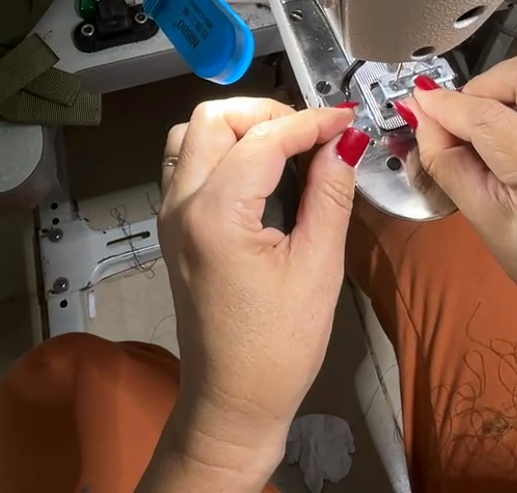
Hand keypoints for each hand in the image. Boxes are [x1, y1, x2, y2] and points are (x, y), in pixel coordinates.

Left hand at [145, 99, 367, 488]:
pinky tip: (254, 166)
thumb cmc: (279, 346)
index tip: (347, 121)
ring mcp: (169, 211)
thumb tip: (346, 140)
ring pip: (192, 132)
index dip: (311, 122)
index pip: (264, 138)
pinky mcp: (171, 223)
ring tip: (283, 144)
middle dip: (267, 113)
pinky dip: (219, 146)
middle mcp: (181, 202)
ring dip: (238, 125)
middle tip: (312, 135)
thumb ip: (330, 193)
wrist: (231, 403)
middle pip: (215, 118)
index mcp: (216, 214)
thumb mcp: (318, 267)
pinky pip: (186, 159)